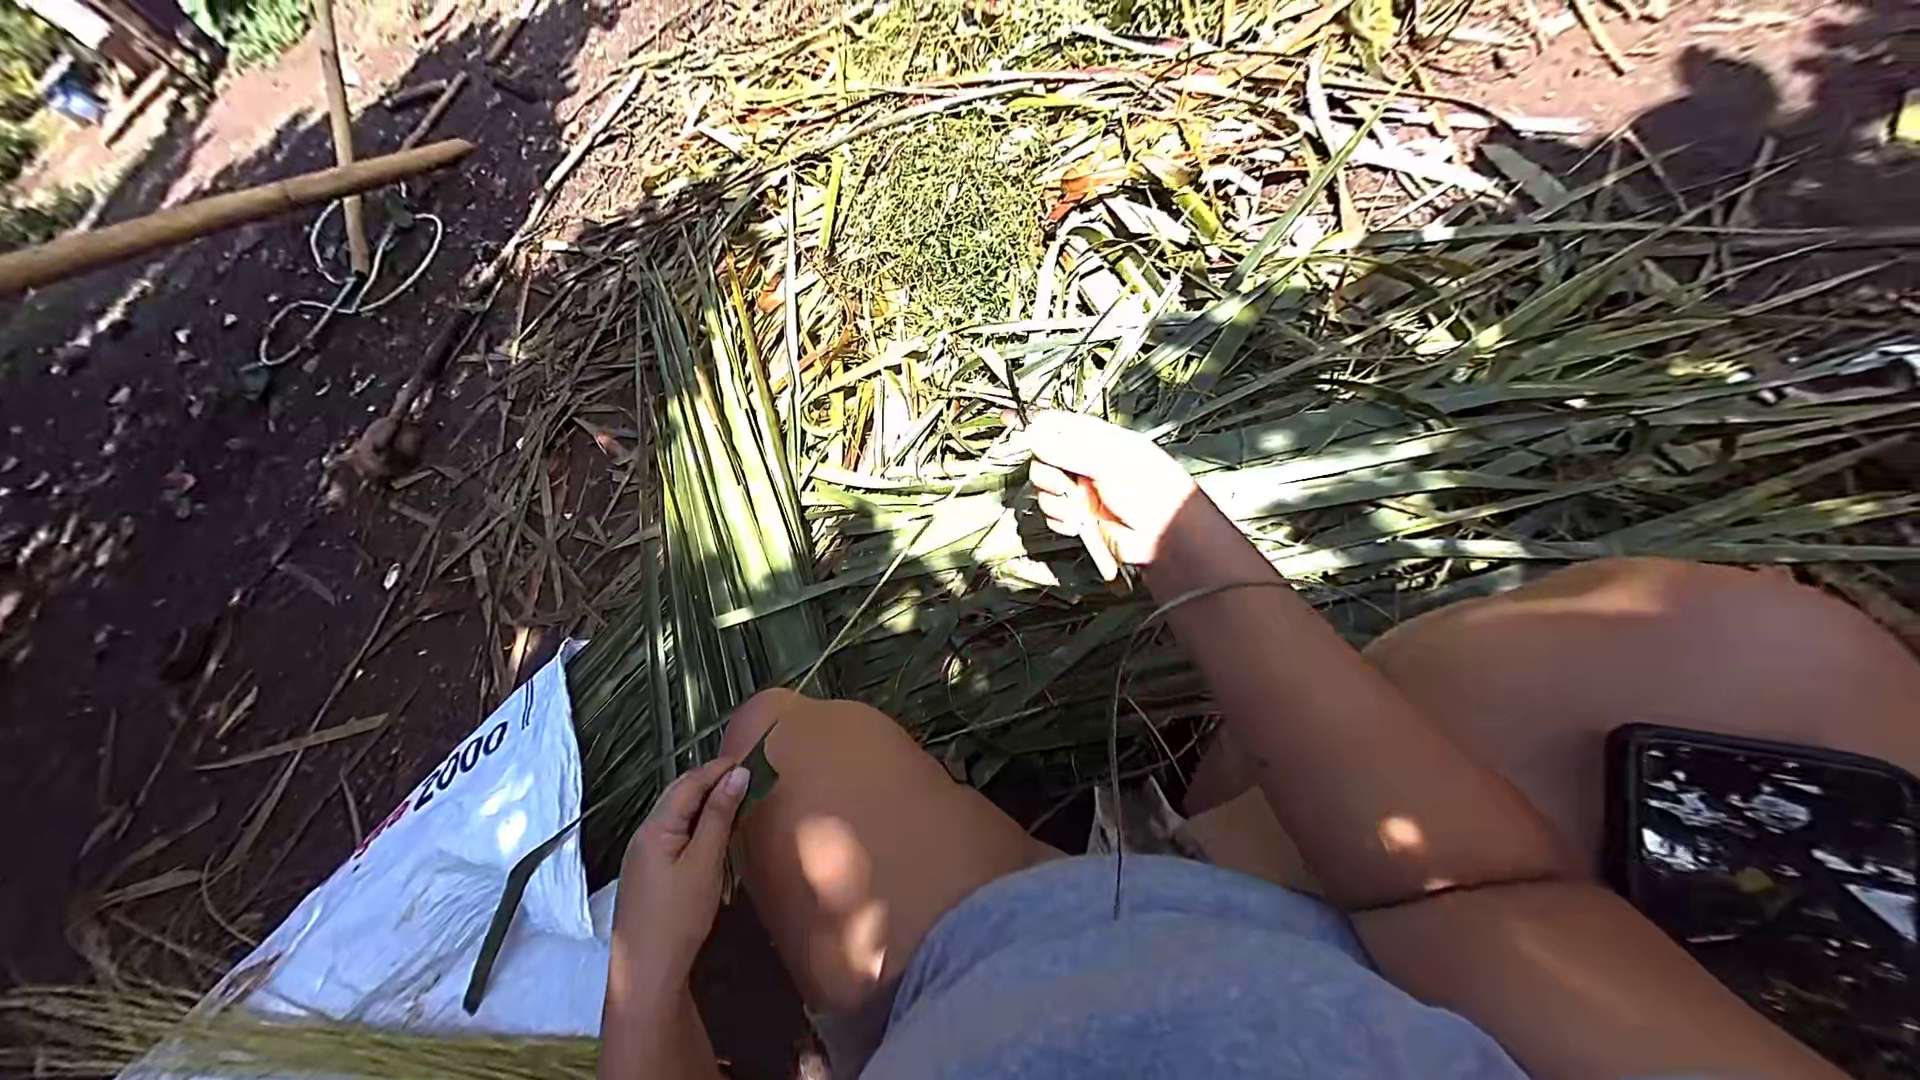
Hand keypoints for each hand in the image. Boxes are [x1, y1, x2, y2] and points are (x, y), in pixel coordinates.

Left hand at [614, 758, 750, 987]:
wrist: (646, 979)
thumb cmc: (678, 917)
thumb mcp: (705, 862)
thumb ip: (720, 815)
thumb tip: (737, 774)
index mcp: (654, 828)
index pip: (689, 783)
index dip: (719, 768)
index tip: (752, 760)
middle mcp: (644, 836)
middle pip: (679, 794)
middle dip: (711, 779)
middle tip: (747, 775)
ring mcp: (643, 856)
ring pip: (677, 813)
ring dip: (705, 800)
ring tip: (737, 796)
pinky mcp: (648, 874)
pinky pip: (674, 832)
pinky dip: (697, 821)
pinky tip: (714, 829)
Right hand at [1020, 411, 1198, 565]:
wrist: (1165, 537)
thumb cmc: (1152, 489)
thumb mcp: (1113, 460)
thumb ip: (1071, 448)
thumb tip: (1034, 433)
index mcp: (1096, 439)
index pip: (1056, 425)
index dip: (1033, 424)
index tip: (1008, 420)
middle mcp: (1084, 464)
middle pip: (1042, 460)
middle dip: (1046, 473)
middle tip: (1062, 482)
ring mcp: (1080, 492)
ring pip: (1043, 491)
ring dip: (1055, 501)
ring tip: (1078, 507)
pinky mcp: (1077, 519)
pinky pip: (1052, 516)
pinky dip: (1062, 521)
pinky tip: (1080, 522)